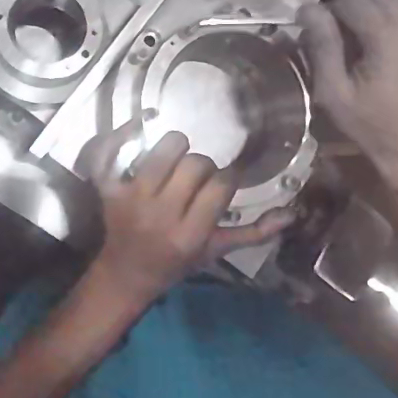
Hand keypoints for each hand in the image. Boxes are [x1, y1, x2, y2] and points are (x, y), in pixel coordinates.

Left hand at [77, 122, 292, 306]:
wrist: (125, 273)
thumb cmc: (175, 262)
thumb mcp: (215, 252)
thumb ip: (252, 233)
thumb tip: (290, 214)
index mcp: (189, 234)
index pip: (220, 186)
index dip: (227, 177)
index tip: (224, 180)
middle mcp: (160, 214)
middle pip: (193, 164)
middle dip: (203, 165)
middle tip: (199, 174)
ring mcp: (131, 199)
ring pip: (162, 149)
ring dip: (175, 146)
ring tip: (176, 156)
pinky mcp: (108, 189)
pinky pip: (111, 151)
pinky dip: (122, 134)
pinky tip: (141, 123)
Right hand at [299, 0, 397, 183]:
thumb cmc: (373, 126)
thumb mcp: (335, 92)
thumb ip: (322, 45)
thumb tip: (309, 9)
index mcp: (387, 34)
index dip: (332, 11)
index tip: (324, 32)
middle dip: (359, 11)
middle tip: (347, 40)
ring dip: (383, 17)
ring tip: (372, 47)